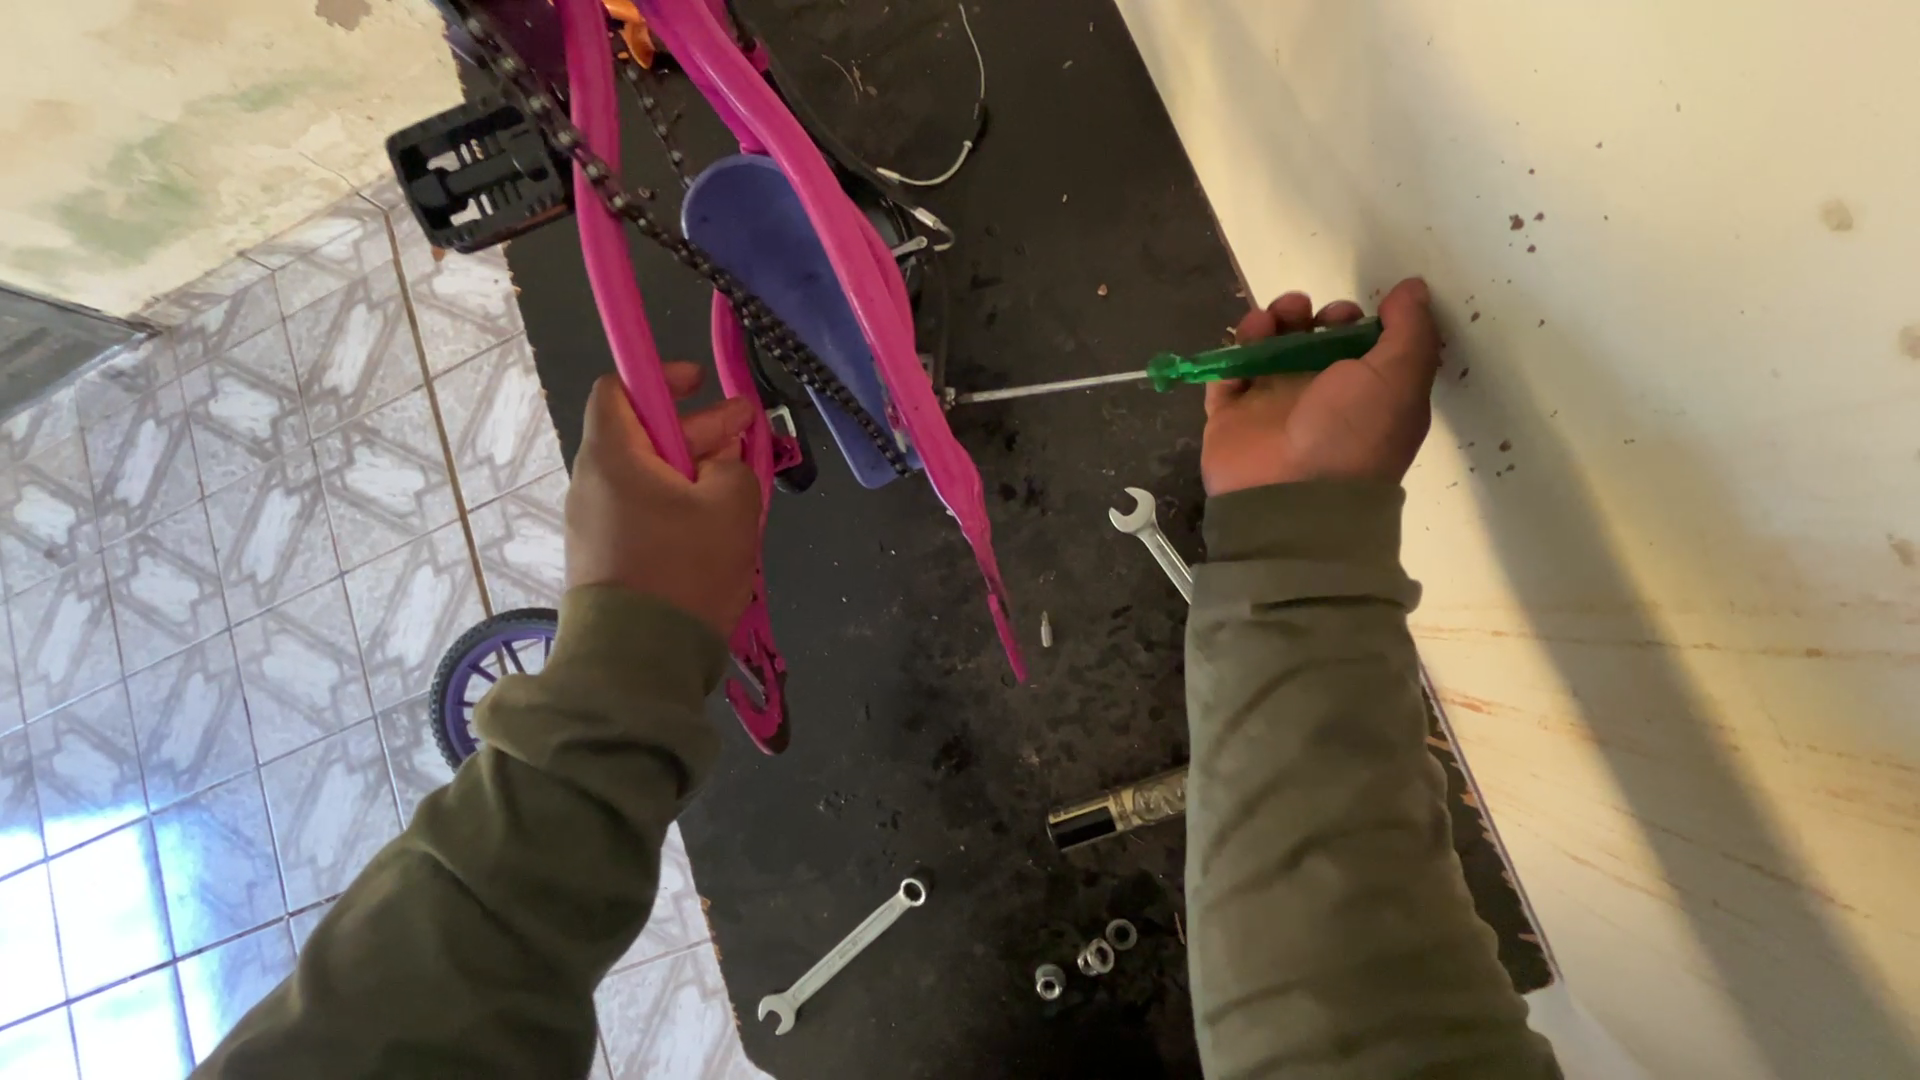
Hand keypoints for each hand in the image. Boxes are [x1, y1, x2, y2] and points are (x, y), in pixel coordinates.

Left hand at [565, 365, 761, 635]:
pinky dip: (675, 504)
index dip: (659, 378)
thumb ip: (733, 464)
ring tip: (736, 480)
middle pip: (641, 435)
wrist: (639, 658)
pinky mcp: (602, 558)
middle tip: (746, 432)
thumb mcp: (732, 504)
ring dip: (691, 471)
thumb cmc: (686, 568)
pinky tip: (712, 521)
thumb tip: (720, 459)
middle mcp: (592, 484)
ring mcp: (592, 524)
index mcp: (614, 457)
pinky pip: (641, 513)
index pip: (618, 390)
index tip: (699, 384)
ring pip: (646, 478)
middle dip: (697, 429)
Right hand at [1201, 278, 1440, 495]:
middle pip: (1305, 341)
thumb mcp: (1401, 377)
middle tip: (1302, 313)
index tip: (1342, 317)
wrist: (1290, 495)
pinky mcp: (1229, 416)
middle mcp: (1314, 397)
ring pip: (1264, 351)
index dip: (1348, 320)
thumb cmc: (1351, 434)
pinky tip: (1245, 343)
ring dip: (1266, 324)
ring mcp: (1268, 406)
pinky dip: (1232, 353)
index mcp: (1359, 392)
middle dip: (1304, 315)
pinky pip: (1225, 374)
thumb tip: (1410, 288)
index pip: (1352, 344)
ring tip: (1267, 320)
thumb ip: (1410, 328)